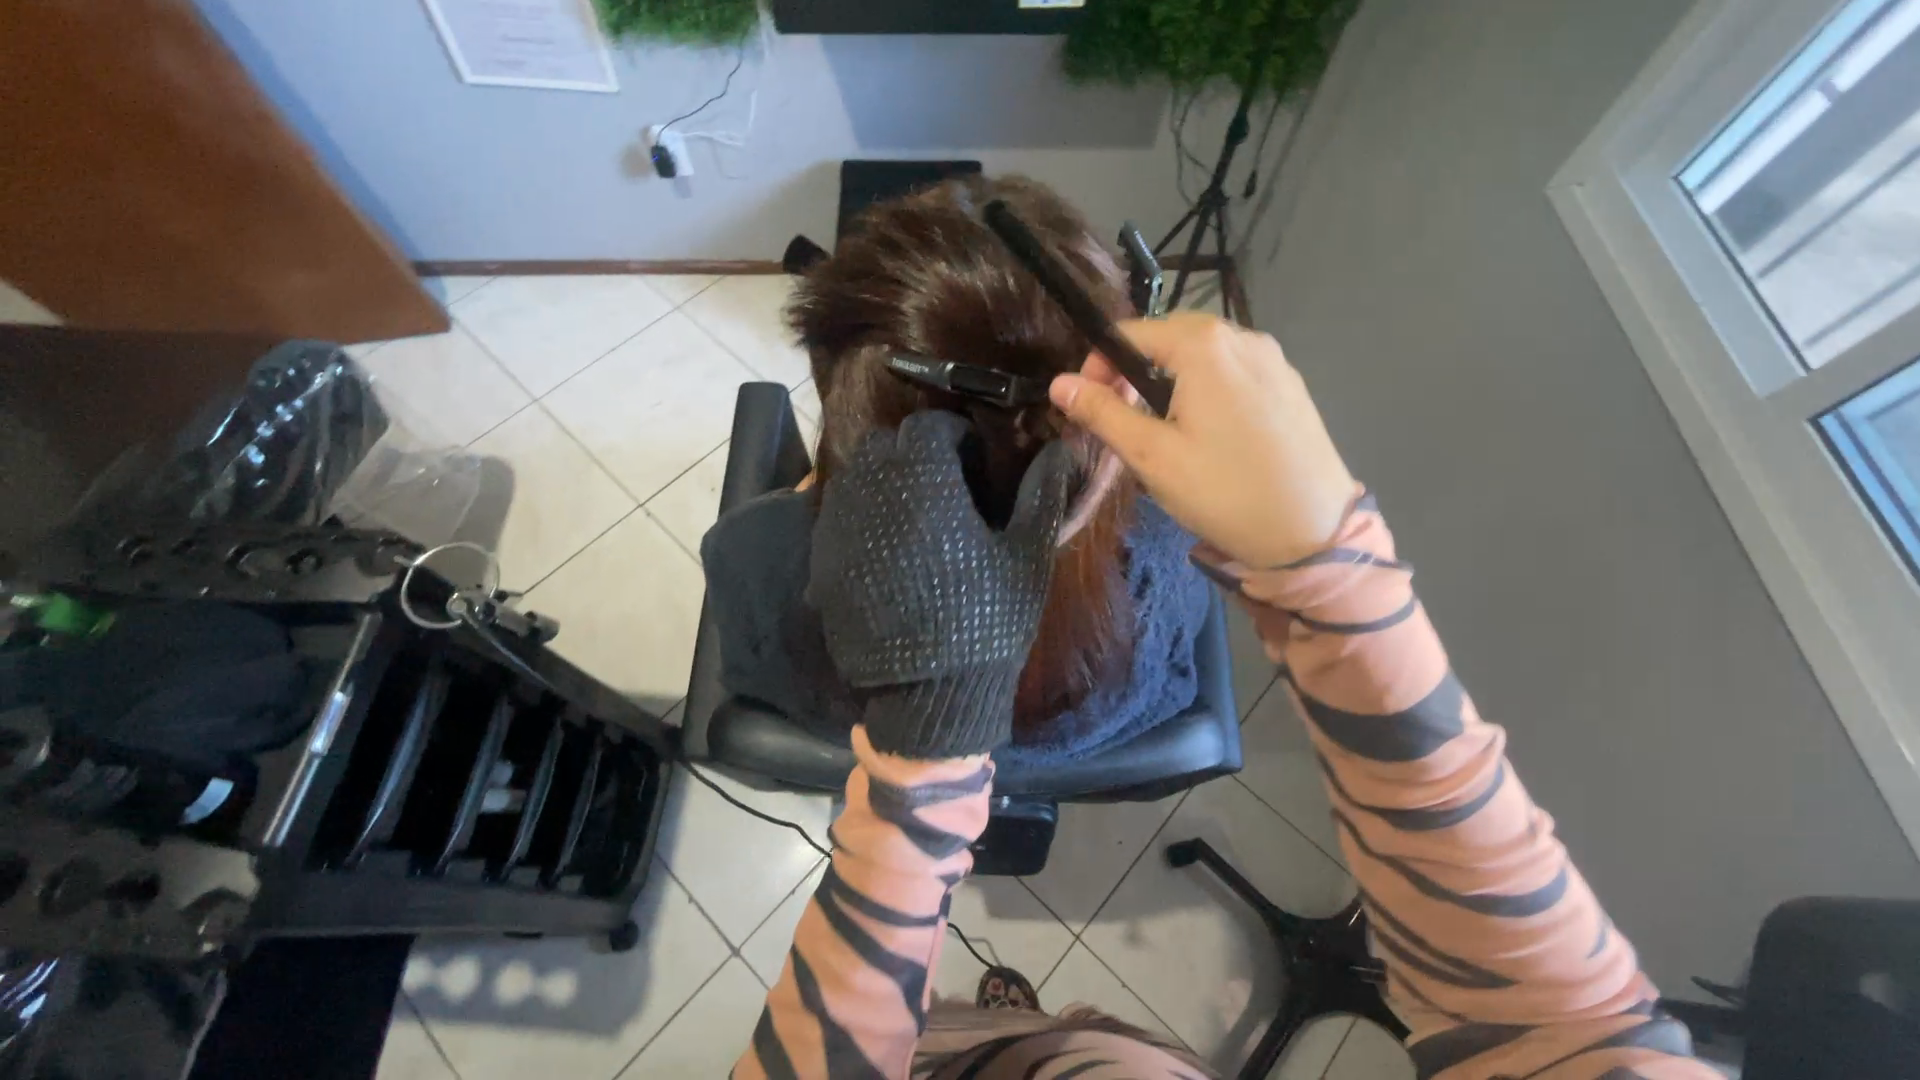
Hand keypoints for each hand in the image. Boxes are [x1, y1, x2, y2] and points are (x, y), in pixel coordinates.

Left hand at [807, 410, 1071, 758]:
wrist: (930, 695)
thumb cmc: (987, 622)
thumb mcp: (1026, 557)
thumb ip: (1041, 494)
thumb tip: (1061, 448)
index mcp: (924, 482)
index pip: (927, 427)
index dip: (952, 437)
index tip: (970, 461)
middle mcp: (873, 494)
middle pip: (884, 446)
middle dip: (913, 454)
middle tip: (942, 484)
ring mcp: (839, 530)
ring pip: (855, 479)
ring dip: (883, 482)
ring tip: (912, 515)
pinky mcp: (822, 565)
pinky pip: (836, 520)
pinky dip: (861, 519)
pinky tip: (886, 550)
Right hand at [1049, 313, 1356, 567]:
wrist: (1313, 533)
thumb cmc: (1224, 491)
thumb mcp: (1151, 456)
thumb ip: (1103, 413)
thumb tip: (1058, 384)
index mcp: (1204, 345)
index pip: (1130, 333)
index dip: (1098, 366)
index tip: (1087, 407)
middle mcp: (1243, 337)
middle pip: (1167, 340)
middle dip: (1134, 374)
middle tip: (1121, 424)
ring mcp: (1273, 360)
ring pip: (1202, 358)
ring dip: (1169, 385)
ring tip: (1161, 435)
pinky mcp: (1290, 386)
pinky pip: (1233, 374)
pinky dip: (1205, 392)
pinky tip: (1207, 438)